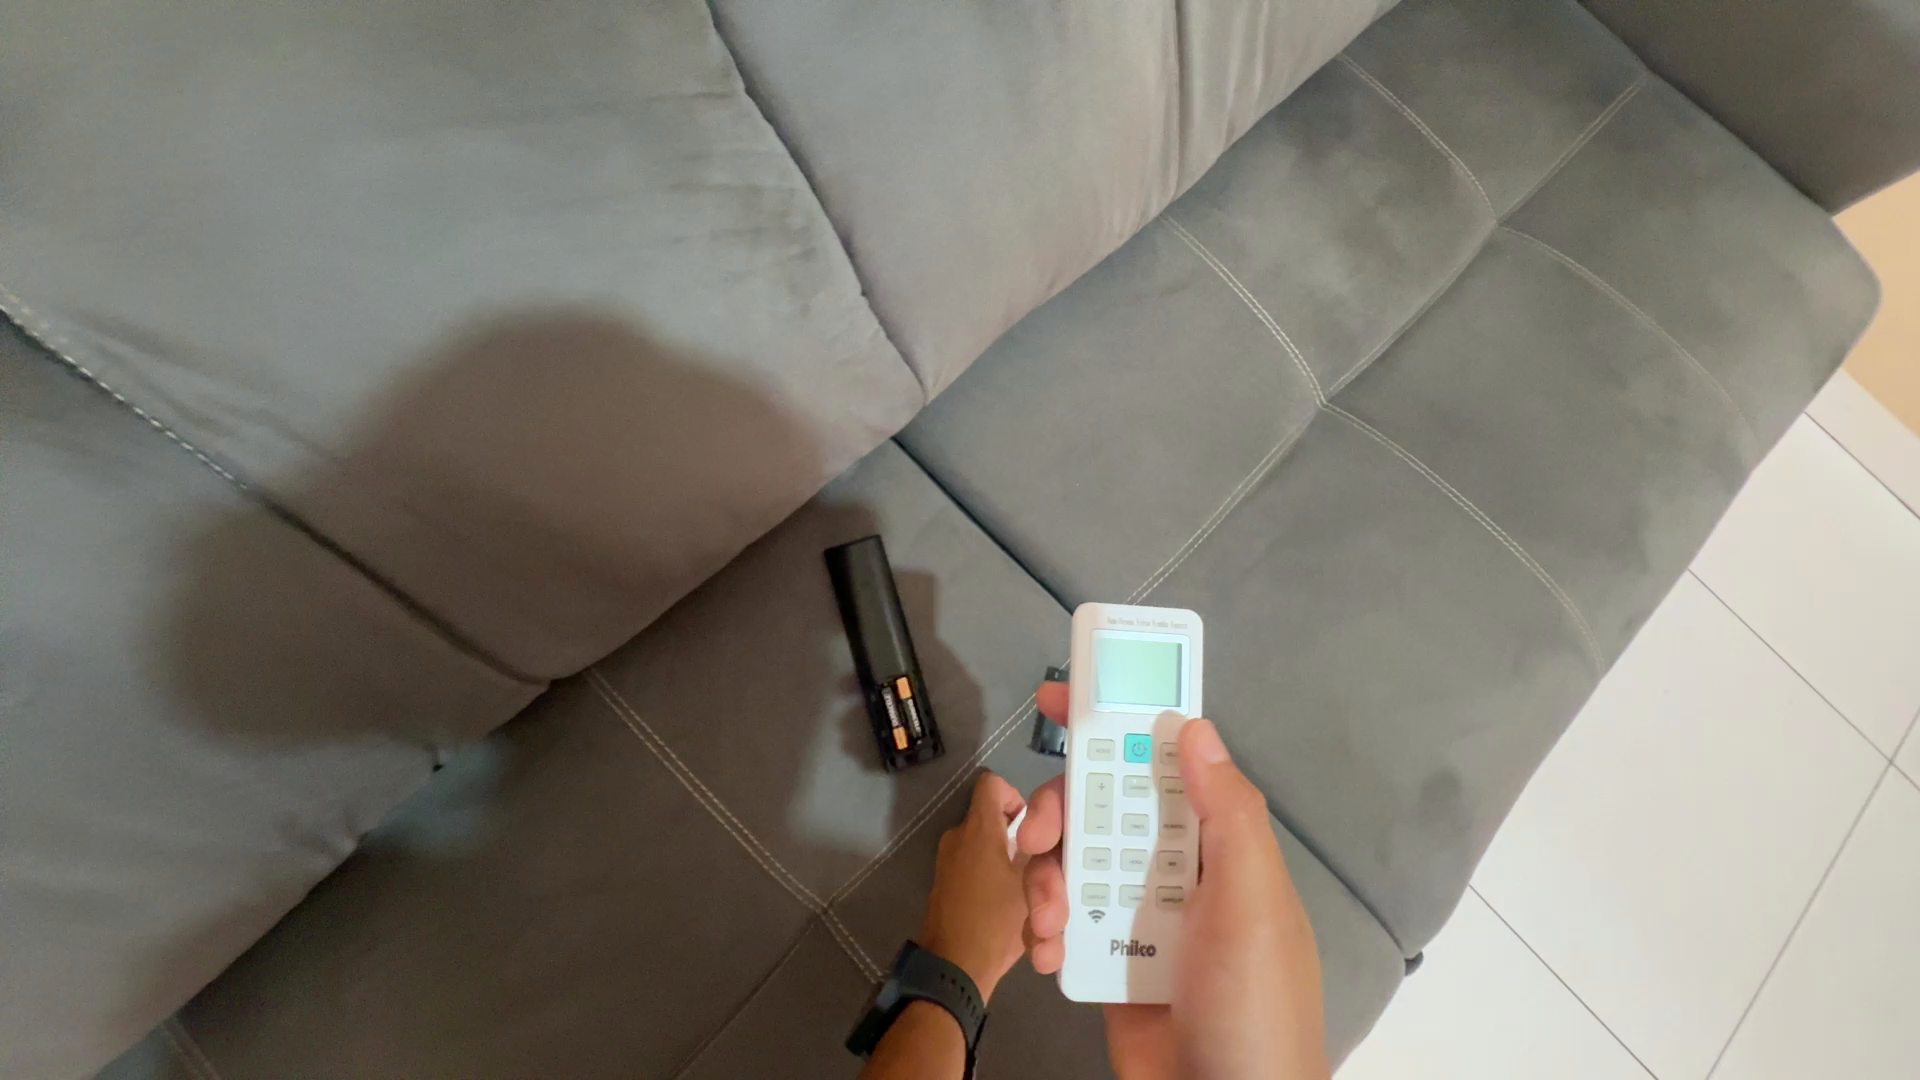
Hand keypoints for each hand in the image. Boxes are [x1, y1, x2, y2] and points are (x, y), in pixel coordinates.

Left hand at [918, 770, 1030, 1001]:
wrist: (953, 968)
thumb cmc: (995, 922)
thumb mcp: (1032, 887)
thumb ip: (1042, 856)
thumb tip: (1048, 839)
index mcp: (977, 828)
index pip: (992, 784)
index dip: (1016, 797)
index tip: (1032, 828)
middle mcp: (958, 837)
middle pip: (992, 819)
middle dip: (1018, 838)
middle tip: (1039, 867)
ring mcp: (948, 861)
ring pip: (985, 846)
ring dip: (1007, 863)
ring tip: (1027, 893)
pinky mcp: (946, 884)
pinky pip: (974, 866)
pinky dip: (993, 878)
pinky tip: (1010, 908)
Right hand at [1019, 682, 1329, 1079]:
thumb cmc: (1250, 1002)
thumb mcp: (1251, 904)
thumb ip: (1227, 813)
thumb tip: (1193, 725)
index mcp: (1209, 839)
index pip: (1160, 759)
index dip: (1113, 721)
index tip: (1059, 698)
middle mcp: (1169, 862)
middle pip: (1098, 801)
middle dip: (1059, 809)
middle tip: (1038, 833)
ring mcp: (1133, 906)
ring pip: (1070, 854)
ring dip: (1044, 876)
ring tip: (1050, 919)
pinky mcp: (1105, 949)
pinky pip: (1060, 912)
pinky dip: (1045, 924)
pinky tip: (1051, 952)